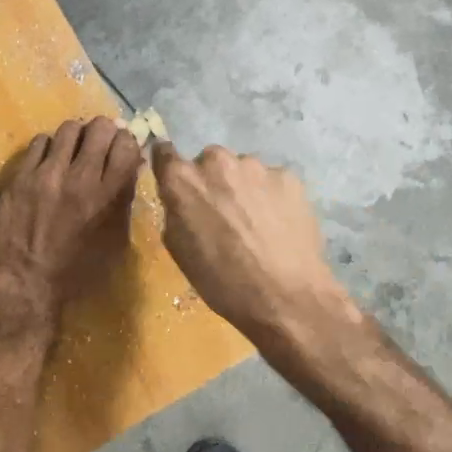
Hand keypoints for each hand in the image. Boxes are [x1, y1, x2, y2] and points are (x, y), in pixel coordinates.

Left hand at [0, 117, 143, 316]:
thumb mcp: (115, 241)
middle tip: (100, 139)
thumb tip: (130, 167)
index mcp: (107, 196)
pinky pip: (39, 141)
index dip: (127, 140)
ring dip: (76, 135)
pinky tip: (49, 159)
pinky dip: (49, 146)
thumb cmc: (78, 269)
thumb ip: (124, 201)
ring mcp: (48, 173)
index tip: (122, 145)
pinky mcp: (22, 174)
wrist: (28, 279)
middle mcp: (79, 177)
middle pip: (99, 129)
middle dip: (104, 130)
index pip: (126, 145)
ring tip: (73, 148)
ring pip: (68, 129)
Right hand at [151, 143, 357, 347]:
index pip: (164, 152)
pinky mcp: (288, 177)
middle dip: (213, 181)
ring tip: (257, 222)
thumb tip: (180, 197)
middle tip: (224, 213)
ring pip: (243, 170)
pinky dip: (272, 196)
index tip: (178, 180)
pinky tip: (279, 225)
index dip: (170, 165)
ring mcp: (255, 166)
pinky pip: (272, 181)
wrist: (287, 300)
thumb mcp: (178, 248)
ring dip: (243, 187)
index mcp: (181, 178)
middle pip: (209, 162)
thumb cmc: (223, 281)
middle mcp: (215, 161)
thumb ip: (174, 210)